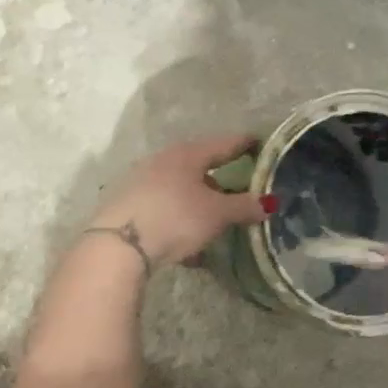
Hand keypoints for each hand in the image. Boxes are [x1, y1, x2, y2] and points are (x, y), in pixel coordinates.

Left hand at [87, 135, 272, 268]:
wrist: (118, 244)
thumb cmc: (175, 217)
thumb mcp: (216, 213)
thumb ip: (244, 206)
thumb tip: (269, 203)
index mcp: (188, 154)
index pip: (224, 143)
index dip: (244, 144)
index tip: (259, 143)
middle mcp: (163, 161)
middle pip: (198, 165)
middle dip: (219, 177)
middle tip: (239, 188)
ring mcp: (142, 182)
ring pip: (180, 187)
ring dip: (198, 200)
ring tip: (214, 219)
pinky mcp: (129, 206)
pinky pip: (165, 208)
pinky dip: (180, 217)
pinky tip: (188, 240)